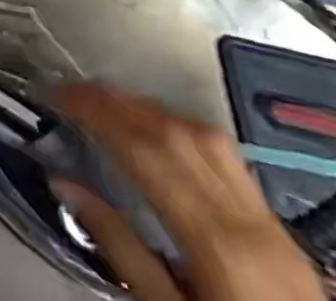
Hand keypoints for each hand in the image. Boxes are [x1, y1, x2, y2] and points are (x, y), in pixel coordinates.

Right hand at [53, 82, 323, 300]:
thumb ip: (119, 247)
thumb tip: (67, 186)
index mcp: (217, 244)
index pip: (145, 151)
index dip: (98, 112)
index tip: (60, 95)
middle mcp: (247, 219)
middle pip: (174, 132)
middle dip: (117, 100)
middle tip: (72, 89)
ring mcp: (267, 217)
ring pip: (202, 133)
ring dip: (147, 106)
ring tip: (106, 99)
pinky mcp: (275, 222)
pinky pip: (224, 151)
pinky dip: (181, 125)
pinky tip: (157, 124)